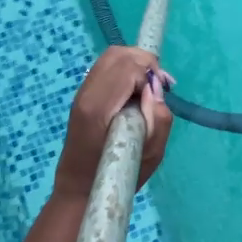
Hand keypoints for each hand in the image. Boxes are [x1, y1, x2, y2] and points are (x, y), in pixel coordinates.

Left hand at [54, 47, 173, 201]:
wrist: (79, 186)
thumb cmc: (120, 174)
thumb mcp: (152, 154)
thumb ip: (159, 118)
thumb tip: (156, 88)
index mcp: (100, 108)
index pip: (128, 66)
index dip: (150, 73)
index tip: (162, 93)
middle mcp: (87, 94)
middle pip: (118, 54)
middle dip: (144, 63)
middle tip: (158, 86)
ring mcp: (82, 93)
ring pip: (111, 57)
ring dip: (134, 65)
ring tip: (149, 88)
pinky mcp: (83, 95)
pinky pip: (106, 68)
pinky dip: (125, 70)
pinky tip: (134, 91)